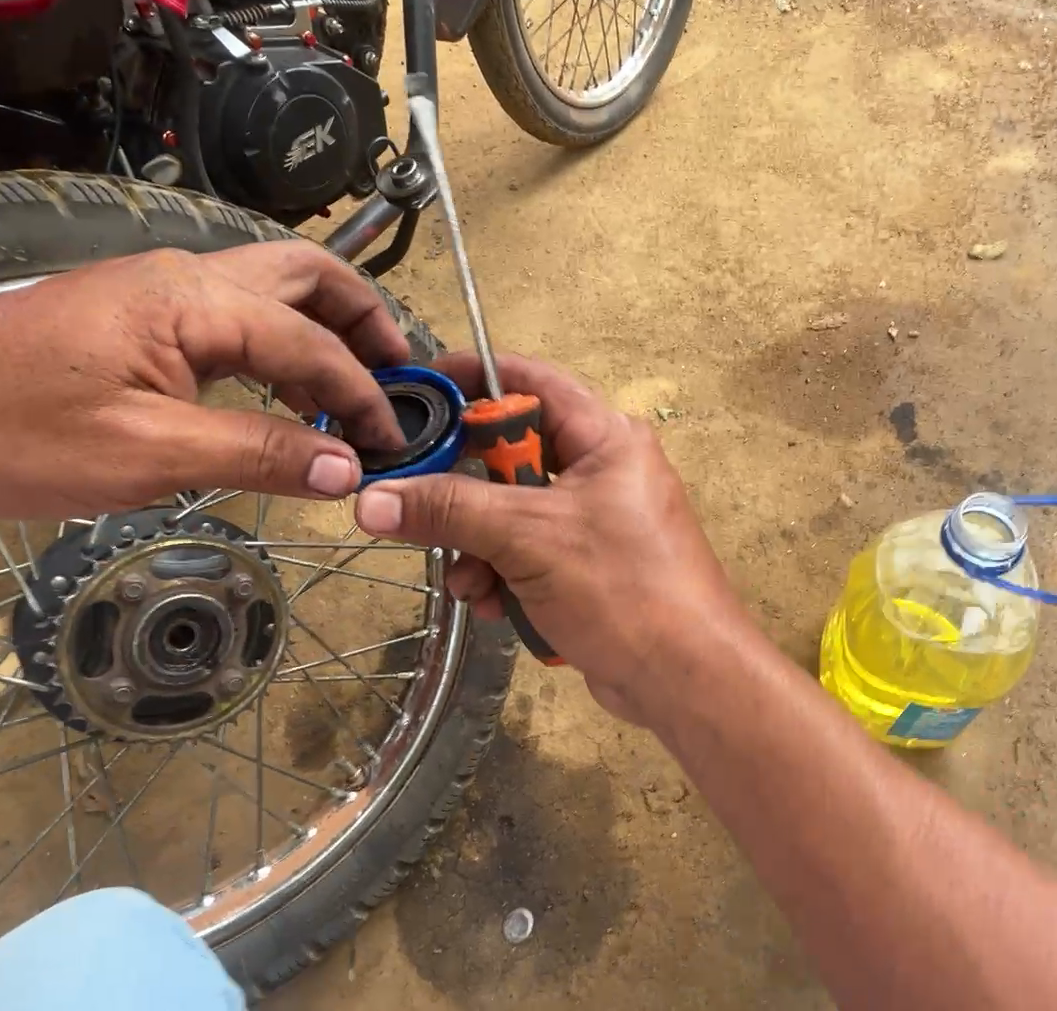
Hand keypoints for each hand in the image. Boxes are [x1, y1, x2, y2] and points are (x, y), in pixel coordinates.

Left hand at [0, 243, 408, 519]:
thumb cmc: (8, 435)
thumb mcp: (145, 455)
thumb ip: (258, 453)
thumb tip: (347, 470)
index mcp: (193, 300)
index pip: (312, 344)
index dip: (363, 396)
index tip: (393, 444)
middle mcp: (188, 277)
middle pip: (309, 274)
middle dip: (367, 320)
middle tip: (400, 375)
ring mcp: (163, 292)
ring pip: (277, 289)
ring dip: (328, 333)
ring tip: (355, 394)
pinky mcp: (144, 316)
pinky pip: (241, 318)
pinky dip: (284, 349)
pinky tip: (290, 400)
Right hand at [352, 353, 750, 724]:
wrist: (685, 678)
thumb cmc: (620, 586)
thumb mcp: (529, 537)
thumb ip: (450, 511)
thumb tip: (370, 499)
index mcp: (604, 437)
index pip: (531, 381)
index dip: (473, 377)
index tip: (418, 389)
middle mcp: (602, 470)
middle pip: (511, 456)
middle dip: (465, 494)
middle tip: (419, 509)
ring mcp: (595, 521)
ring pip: (512, 513)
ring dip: (479, 548)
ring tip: (469, 584)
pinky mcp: (587, 566)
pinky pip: (528, 554)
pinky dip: (504, 576)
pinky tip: (494, 607)